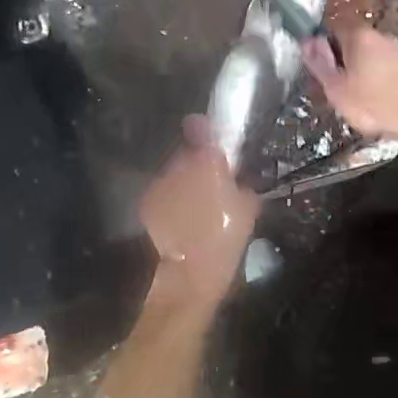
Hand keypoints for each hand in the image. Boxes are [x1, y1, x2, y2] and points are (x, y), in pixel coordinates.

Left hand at [139, 115, 260, 306]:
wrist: (193, 270)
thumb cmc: (227, 236)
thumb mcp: (249, 207)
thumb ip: (243, 184)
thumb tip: (237, 177)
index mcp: (206, 162)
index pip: (200, 128)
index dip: (206, 130)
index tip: (214, 141)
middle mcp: (178, 165)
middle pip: (186, 152)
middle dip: (197, 162)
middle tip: (212, 181)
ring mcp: (159, 184)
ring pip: (173, 172)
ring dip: (183, 181)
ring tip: (197, 202)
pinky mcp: (147, 202)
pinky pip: (163, 192)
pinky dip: (171, 199)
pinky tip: (182, 216)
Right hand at [303, 26, 397, 142]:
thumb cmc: (374, 103)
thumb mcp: (337, 89)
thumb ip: (320, 64)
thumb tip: (307, 42)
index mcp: (358, 35)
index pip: (330, 29)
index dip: (320, 48)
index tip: (319, 71)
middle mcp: (378, 36)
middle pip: (350, 44)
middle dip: (341, 63)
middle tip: (336, 90)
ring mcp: (396, 50)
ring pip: (368, 58)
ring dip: (359, 74)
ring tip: (357, 100)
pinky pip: (383, 70)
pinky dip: (376, 82)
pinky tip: (377, 102)